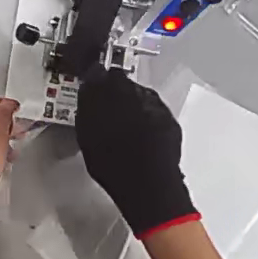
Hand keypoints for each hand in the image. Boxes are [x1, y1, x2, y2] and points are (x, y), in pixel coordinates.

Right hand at [75, 72, 195, 237]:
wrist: (149, 183)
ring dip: (132, 105)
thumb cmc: (111, 164)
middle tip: (106, 112)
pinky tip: (142, 136)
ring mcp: (156, 105)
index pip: (100, 75)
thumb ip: (87, 110)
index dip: (95, 82)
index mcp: (111, 92)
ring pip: (139, 95)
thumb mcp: (87, 137)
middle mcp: (137, 91)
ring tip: (125, 126)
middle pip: (122, 83)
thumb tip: (88, 91)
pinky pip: (154, 111)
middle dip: (114, 92)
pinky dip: (147, 118)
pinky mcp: (170, 119)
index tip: (91, 92)